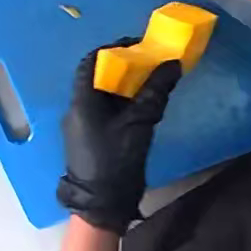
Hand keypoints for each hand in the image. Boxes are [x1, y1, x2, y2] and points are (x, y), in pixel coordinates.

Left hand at [56, 41, 182, 231]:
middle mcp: (77, 109)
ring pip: (102, 95)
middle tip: (148, 64)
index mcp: (82, 101)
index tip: (137, 46)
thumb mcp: (139, 123)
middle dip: (122, 67)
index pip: (91, 61)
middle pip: (97, 77)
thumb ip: (155, 92)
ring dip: (123, 86)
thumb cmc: (116, 159)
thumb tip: (173, 64)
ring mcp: (81, 125)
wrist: (102, 204)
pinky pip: (104, 111)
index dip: (112, 49)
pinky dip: (122, 103)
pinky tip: (141, 107)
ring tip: (149, 83)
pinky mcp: (90, 138)